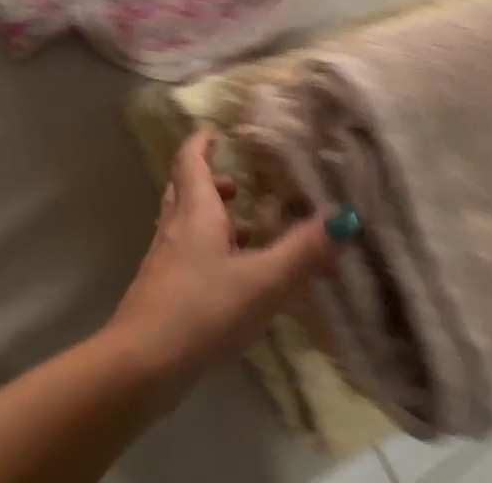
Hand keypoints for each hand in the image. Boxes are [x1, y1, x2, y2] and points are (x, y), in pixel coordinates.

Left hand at [106, 130, 342, 383]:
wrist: (144, 360)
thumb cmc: (203, 309)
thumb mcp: (263, 281)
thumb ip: (304, 251)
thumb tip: (347, 216)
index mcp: (194, 213)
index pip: (190, 162)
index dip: (201, 144)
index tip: (215, 132)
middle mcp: (174, 229)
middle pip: (185, 191)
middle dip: (210, 183)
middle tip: (238, 186)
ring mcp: (164, 261)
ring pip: (185, 225)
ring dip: (211, 220)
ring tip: (247, 233)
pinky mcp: (163, 291)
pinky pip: (186, 256)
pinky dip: (208, 252)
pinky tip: (232, 280)